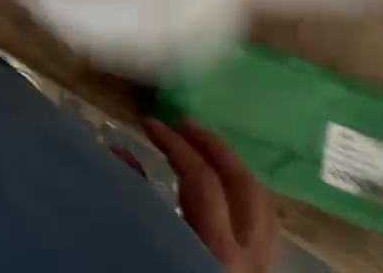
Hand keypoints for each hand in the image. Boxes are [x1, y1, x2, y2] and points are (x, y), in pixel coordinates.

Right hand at [142, 119, 275, 272]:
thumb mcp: (143, 251)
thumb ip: (133, 204)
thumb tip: (119, 155)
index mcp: (216, 250)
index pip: (202, 181)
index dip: (175, 145)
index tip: (147, 123)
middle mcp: (250, 257)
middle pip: (246, 188)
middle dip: (215, 148)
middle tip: (183, 124)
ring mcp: (261, 269)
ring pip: (262, 207)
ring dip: (232, 170)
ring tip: (202, 149)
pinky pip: (260, 227)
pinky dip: (239, 198)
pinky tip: (218, 193)